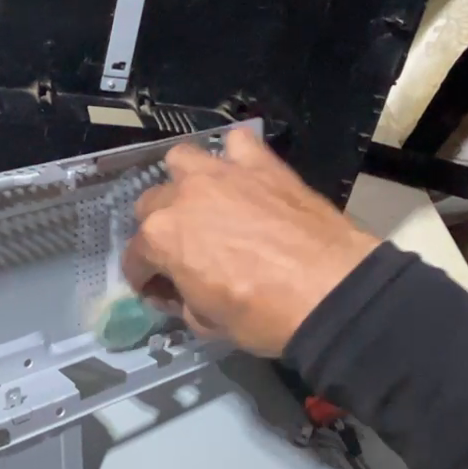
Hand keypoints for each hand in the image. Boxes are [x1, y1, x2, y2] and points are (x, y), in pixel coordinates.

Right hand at [123, 128, 380, 357]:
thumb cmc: (264, 316)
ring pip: (181, 161)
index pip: (135, 259)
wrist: (332, 293)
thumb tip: (179, 294)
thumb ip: (183, 302)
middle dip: (160, 230)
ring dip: (184, 181)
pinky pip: (237, 144)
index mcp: (160, 238)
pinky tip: (243, 176)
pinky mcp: (260, 164)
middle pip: (150, 206)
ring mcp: (221, 174)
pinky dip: (235, 157)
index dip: (144, 279)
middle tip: (185, 251)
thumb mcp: (208, 325)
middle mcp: (181, 197)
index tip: (160, 291)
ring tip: (203, 202)